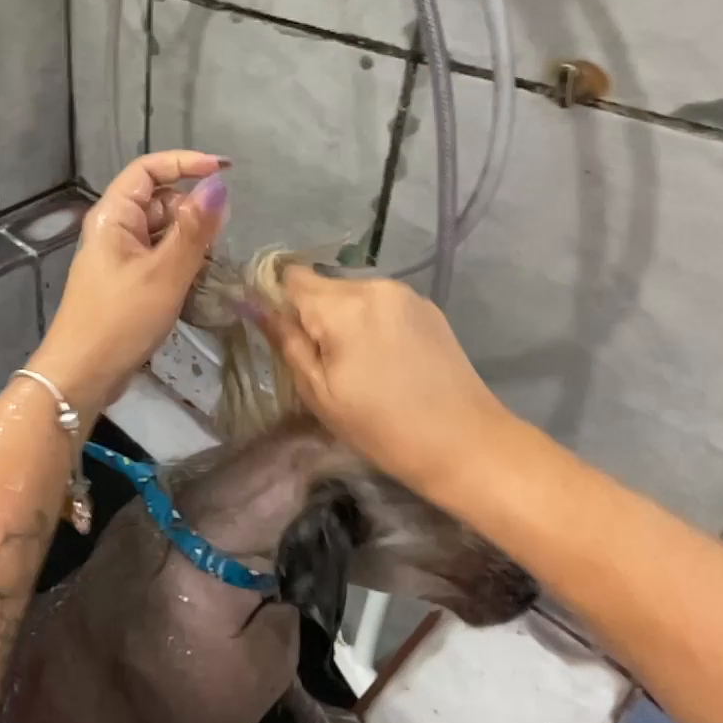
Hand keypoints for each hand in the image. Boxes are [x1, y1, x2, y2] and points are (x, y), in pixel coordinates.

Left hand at [34, 151, 228, 417]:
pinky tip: (196, 280)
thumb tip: (218, 185)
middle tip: (218, 237)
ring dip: (188, 238)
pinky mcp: (126, 280)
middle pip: (158, 199)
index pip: (149, 169)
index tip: (224, 170)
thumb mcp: (164, 273)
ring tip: (210, 262)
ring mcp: (118, 255)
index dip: (185, 162)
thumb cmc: (120, 320)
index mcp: (113, 215)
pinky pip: (158, 255)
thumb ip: (194, 229)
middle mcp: (114, 228)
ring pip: (162, 230)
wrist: (82, 374)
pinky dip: (180, 260)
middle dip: (191, 209)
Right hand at [260, 267, 512, 493]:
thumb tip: (256, 305)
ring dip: (343, 319)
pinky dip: (371, 322)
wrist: (466, 445)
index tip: (284, 335)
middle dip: (313, 315)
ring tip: (358, 364)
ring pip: (350, 294)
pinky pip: (379, 303)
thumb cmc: (382, 427)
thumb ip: (286, 342)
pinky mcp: (427, 307)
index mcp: (342, 306)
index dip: (278, 300)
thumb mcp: (320, 393)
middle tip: (324, 363)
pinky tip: (386, 360)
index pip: (291, 277)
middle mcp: (372, 287)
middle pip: (321, 286)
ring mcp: (404, 294)